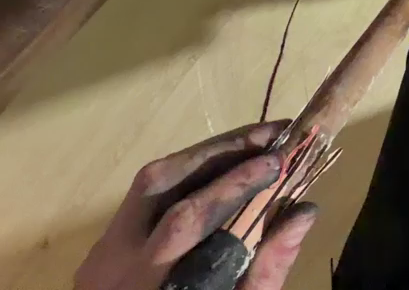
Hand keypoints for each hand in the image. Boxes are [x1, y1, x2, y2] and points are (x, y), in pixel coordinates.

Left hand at [74, 122, 317, 289]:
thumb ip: (268, 269)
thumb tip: (306, 209)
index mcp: (144, 286)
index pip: (185, 219)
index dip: (234, 184)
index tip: (279, 162)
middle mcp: (111, 263)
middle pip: (159, 183)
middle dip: (222, 151)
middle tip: (275, 135)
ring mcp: (103, 249)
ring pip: (153, 179)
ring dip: (211, 152)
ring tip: (259, 140)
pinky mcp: (109, 240)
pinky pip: (153, 191)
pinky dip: (196, 169)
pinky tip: (230, 163)